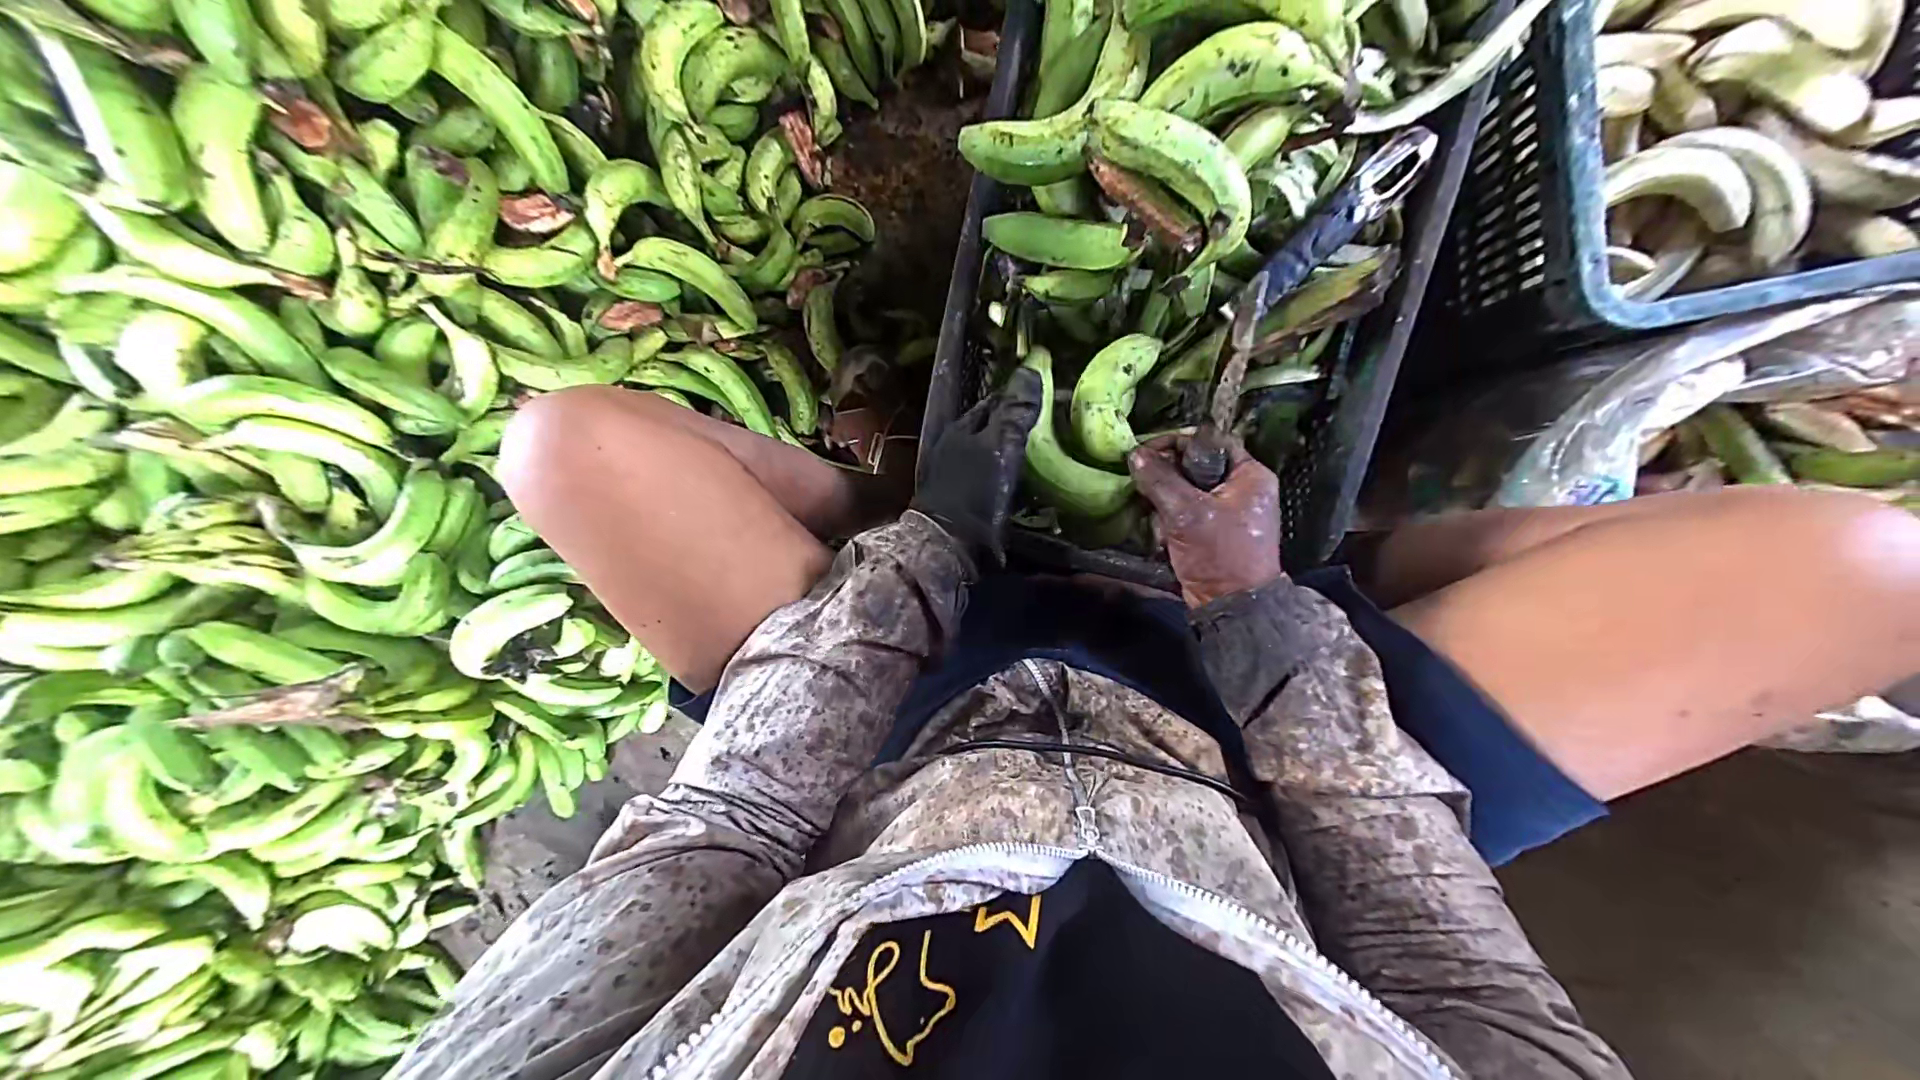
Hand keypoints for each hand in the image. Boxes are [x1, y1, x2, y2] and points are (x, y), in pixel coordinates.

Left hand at [911, 367, 1044, 566]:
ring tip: (1040, 453)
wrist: (951, 542)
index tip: (1046, 399)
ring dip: (1010, 449)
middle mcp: (952, 445)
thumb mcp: (1000, 447)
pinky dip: (1005, 473)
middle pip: (989, 426)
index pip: (994, 402)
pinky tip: (1022, 482)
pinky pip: (986, 475)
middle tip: (1048, 427)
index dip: (1018, 398)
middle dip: (1014, 423)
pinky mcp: (958, 497)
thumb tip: (1030, 369)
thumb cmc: (975, 491)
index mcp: (961, 428)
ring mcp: (952, 472)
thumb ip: (1015, 412)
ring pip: (988, 450)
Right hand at [1129, 434, 1282, 607]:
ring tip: (1150, 510)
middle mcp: (1241, 488)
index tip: (1145, 452)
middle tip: (1142, 481)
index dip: (1176, 442)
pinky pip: (1183, 511)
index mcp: (1250, 475)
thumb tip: (1135, 454)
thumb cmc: (1220, 555)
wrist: (1232, 606)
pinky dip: (1167, 517)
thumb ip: (1159, 480)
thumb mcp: (1186, 513)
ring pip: (1184, 488)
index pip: (1209, 440)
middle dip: (1164, 474)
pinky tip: (1157, 530)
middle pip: (1194, 464)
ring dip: (1163, 499)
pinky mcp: (1210, 529)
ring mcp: (1226, 510)